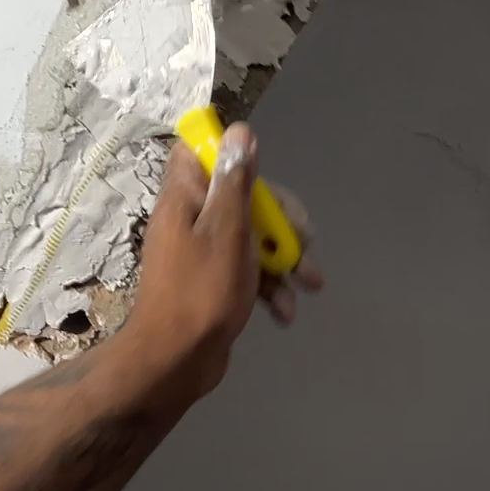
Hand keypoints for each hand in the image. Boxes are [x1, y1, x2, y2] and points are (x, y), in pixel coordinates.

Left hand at [123, 122, 324, 397]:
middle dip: (279, 218)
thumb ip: (234, 181)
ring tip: (311, 282)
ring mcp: (201, 250)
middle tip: (306, 241)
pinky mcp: (213, 279)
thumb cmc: (201, 290)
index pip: (197, 152)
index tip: (259, 170)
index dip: (229, 153)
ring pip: (250, 235)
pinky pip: (246, 269)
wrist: (177, 360)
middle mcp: (190, 216)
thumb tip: (238, 130)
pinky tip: (284, 311)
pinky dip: (268, 286)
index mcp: (184, 196)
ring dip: (283, 258)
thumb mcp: (227, 230)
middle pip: (240, 196)